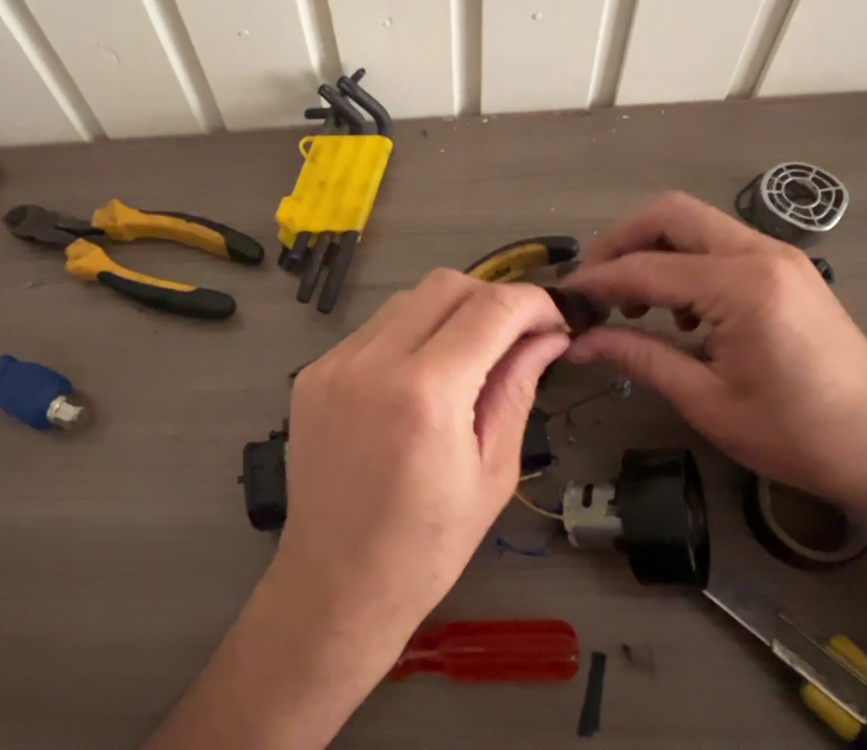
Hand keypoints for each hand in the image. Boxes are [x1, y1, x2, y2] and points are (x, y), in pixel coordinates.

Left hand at [275, 269, 570, 639]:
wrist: (337, 581)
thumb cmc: (427, 545)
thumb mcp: (492, 471)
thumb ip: (517, 388)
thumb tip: (548, 336)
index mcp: (427, 393)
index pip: (491, 307)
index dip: (533, 302)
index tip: (554, 319)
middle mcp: (373, 362)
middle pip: (444, 284)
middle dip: (490, 299)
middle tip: (514, 338)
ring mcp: (334, 364)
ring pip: (405, 300)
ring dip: (447, 314)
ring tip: (467, 360)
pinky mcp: (312, 374)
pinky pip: (372, 330)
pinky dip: (407, 337)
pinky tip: (418, 379)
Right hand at [562, 193, 866, 513]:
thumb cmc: (799, 436)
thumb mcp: (707, 402)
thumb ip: (639, 358)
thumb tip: (579, 342)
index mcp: (741, 287)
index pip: (645, 267)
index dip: (596, 282)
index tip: (563, 300)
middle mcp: (761, 254)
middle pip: (670, 214)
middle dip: (621, 242)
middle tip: (595, 287)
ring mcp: (781, 257)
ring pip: (696, 224)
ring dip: (655, 250)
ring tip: (635, 306)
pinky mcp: (790, 271)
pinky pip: (722, 245)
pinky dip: (687, 263)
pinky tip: (682, 314)